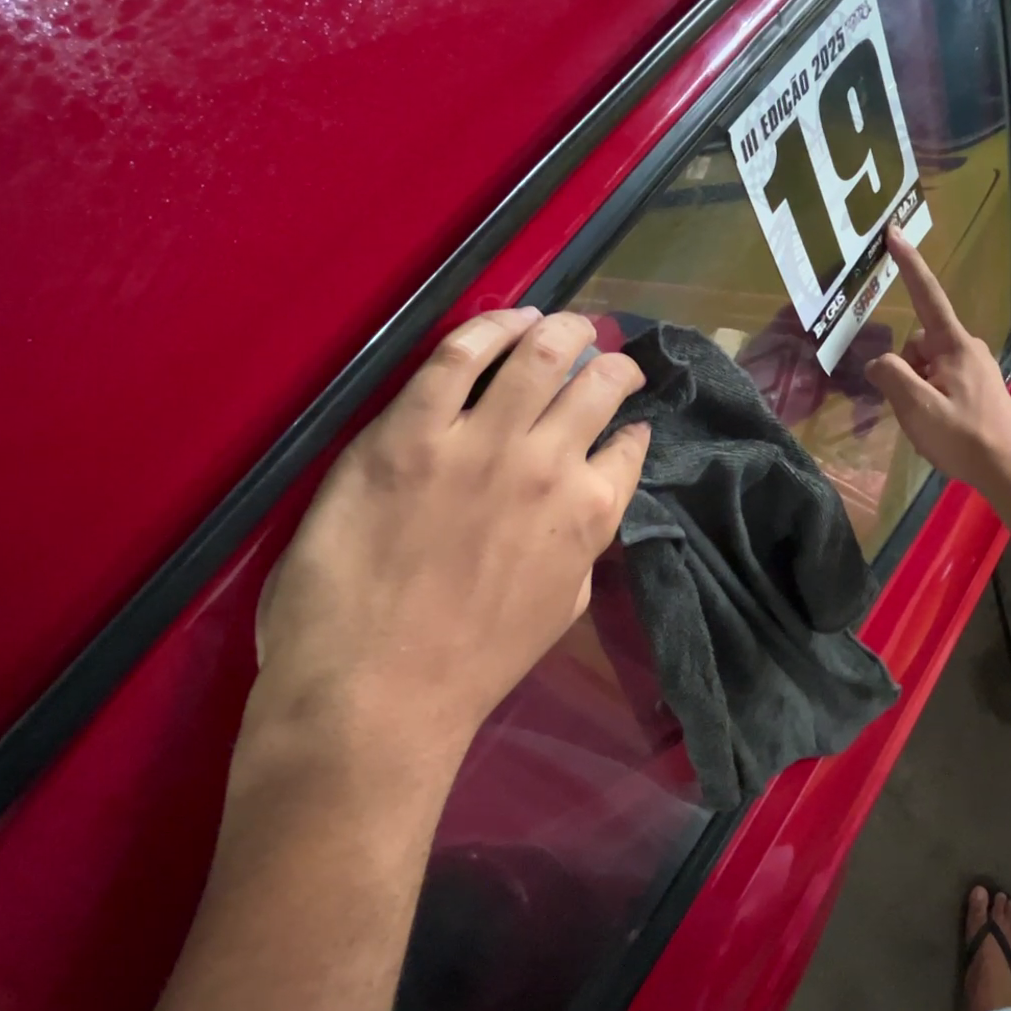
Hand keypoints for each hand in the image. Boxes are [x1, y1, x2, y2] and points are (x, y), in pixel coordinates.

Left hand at [246, 308, 649, 766]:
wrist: (378, 691)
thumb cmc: (475, 662)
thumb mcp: (562, 605)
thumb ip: (584, 543)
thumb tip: (588, 499)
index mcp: (590, 513)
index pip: (630, 445)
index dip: (632, 426)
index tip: (626, 420)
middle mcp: (549, 465)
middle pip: (596, 385)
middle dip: (611, 363)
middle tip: (607, 355)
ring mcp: (480, 443)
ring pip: (540, 355)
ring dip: (564, 331)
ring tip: (568, 324)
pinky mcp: (410, 431)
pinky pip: (459, 356)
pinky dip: (492, 327)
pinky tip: (508, 319)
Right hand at [864, 227, 1010, 510]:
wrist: (1010, 468)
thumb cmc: (964, 436)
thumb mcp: (917, 408)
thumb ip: (891, 377)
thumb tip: (878, 364)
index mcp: (954, 345)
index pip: (926, 295)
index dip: (908, 264)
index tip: (893, 233)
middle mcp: (967, 348)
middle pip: (917, 345)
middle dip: (904, 371)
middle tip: (912, 410)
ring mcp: (975, 368)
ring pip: (926, 367)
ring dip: (916, 390)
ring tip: (928, 424)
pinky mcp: (979, 387)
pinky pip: (940, 382)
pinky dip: (930, 400)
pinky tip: (939, 427)